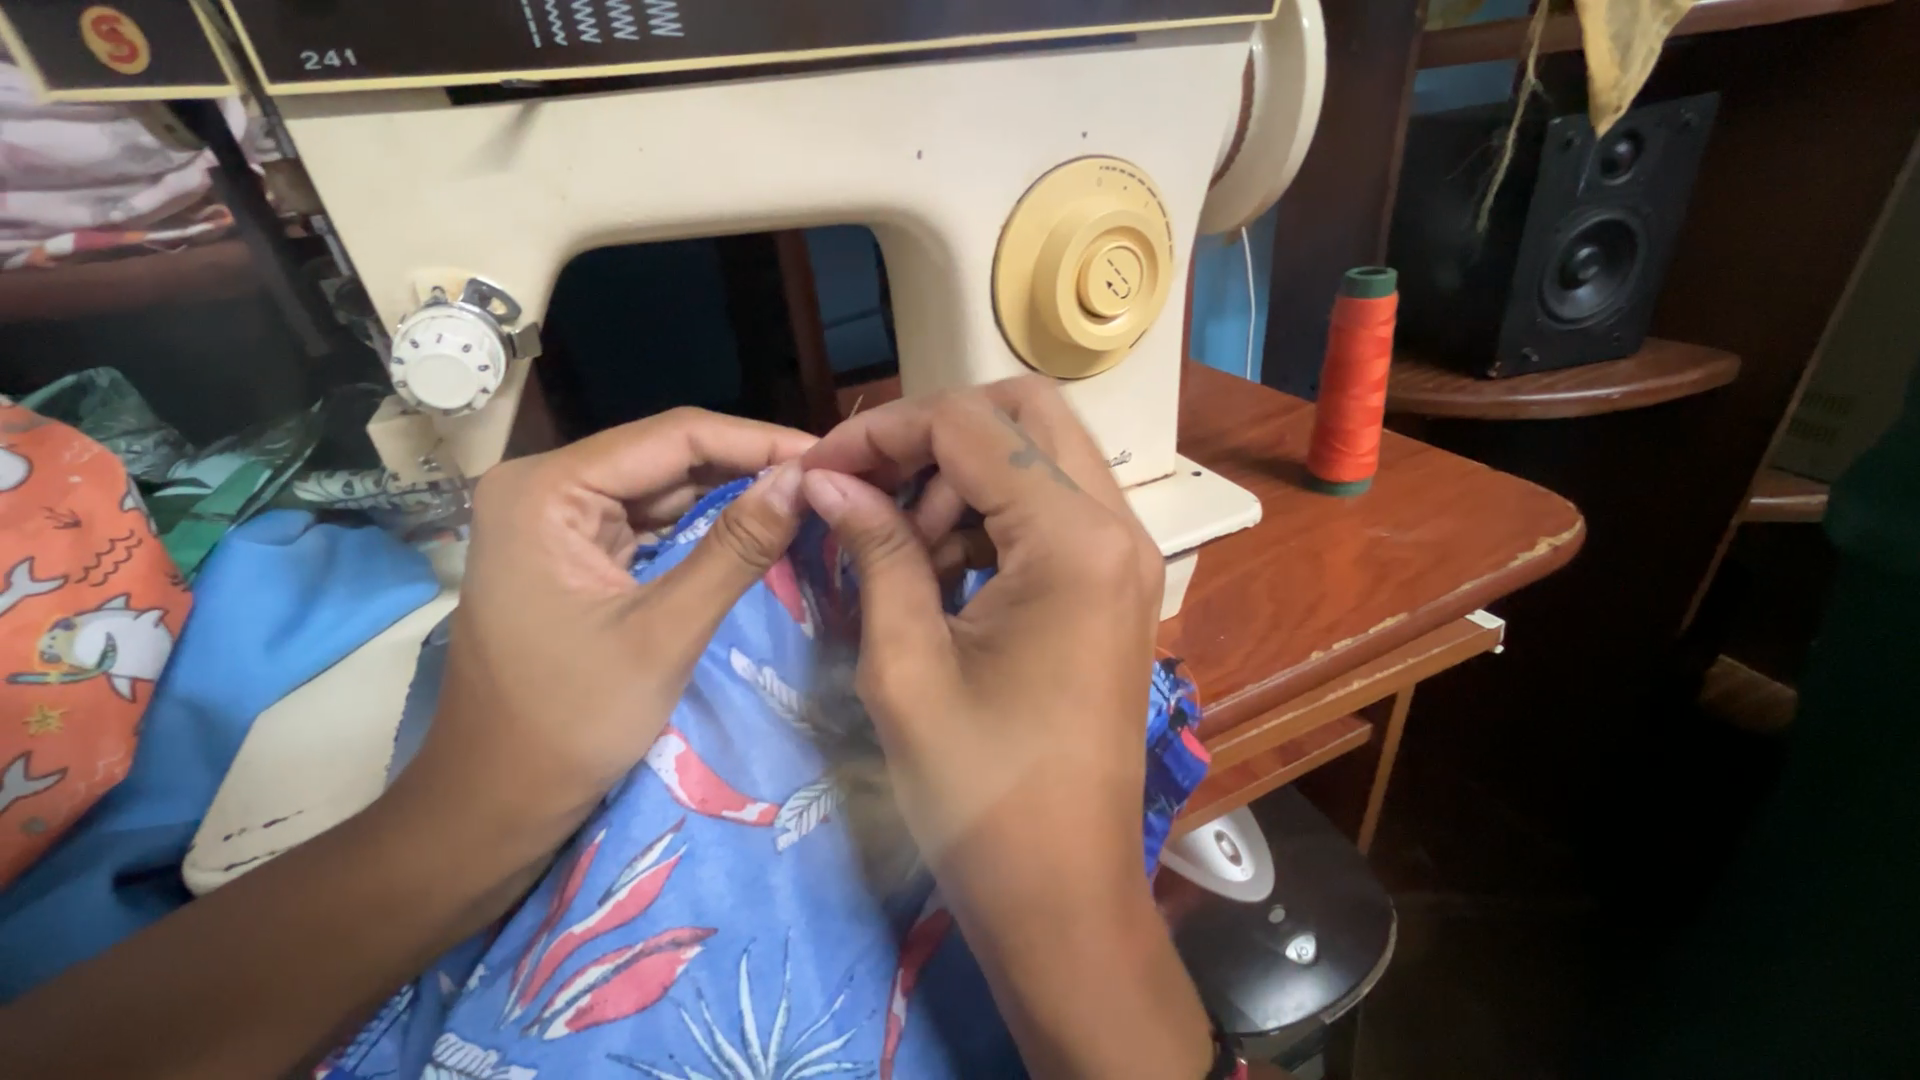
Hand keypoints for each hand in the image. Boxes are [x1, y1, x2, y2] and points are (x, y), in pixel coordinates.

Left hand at [401, 408, 813, 852]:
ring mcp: (556, 520)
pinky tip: (758, 528)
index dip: (760, 441)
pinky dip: (705, 528)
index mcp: (546, 489)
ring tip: (808, 498)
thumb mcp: (665, 632)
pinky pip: (651, 524)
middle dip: (750, 467)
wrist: (495, 802)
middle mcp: (545, 487)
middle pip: (668, 456)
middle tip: (830, 480)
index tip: (830, 456)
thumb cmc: (570, 722)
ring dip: (733, 495)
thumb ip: (736, 549)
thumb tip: (802, 481)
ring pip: (664, 489)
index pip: (673, 435)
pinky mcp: (573, 552)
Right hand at [799, 378, 1209, 1078]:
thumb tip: (826, 477)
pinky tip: (938, 569)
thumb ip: (876, 549)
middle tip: (866, 487)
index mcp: (1074, 540)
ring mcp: (1125, 557)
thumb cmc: (978, 793)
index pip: (969, 426)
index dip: (881, 432)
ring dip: (961, 478)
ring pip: (1040, 458)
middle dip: (933, 434)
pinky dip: (990, 516)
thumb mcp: (905, 665)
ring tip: (897, 545)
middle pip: (1024, 414)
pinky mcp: (1115, 588)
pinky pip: (1050, 512)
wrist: (1061, 894)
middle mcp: (1117, 528)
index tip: (815, 468)